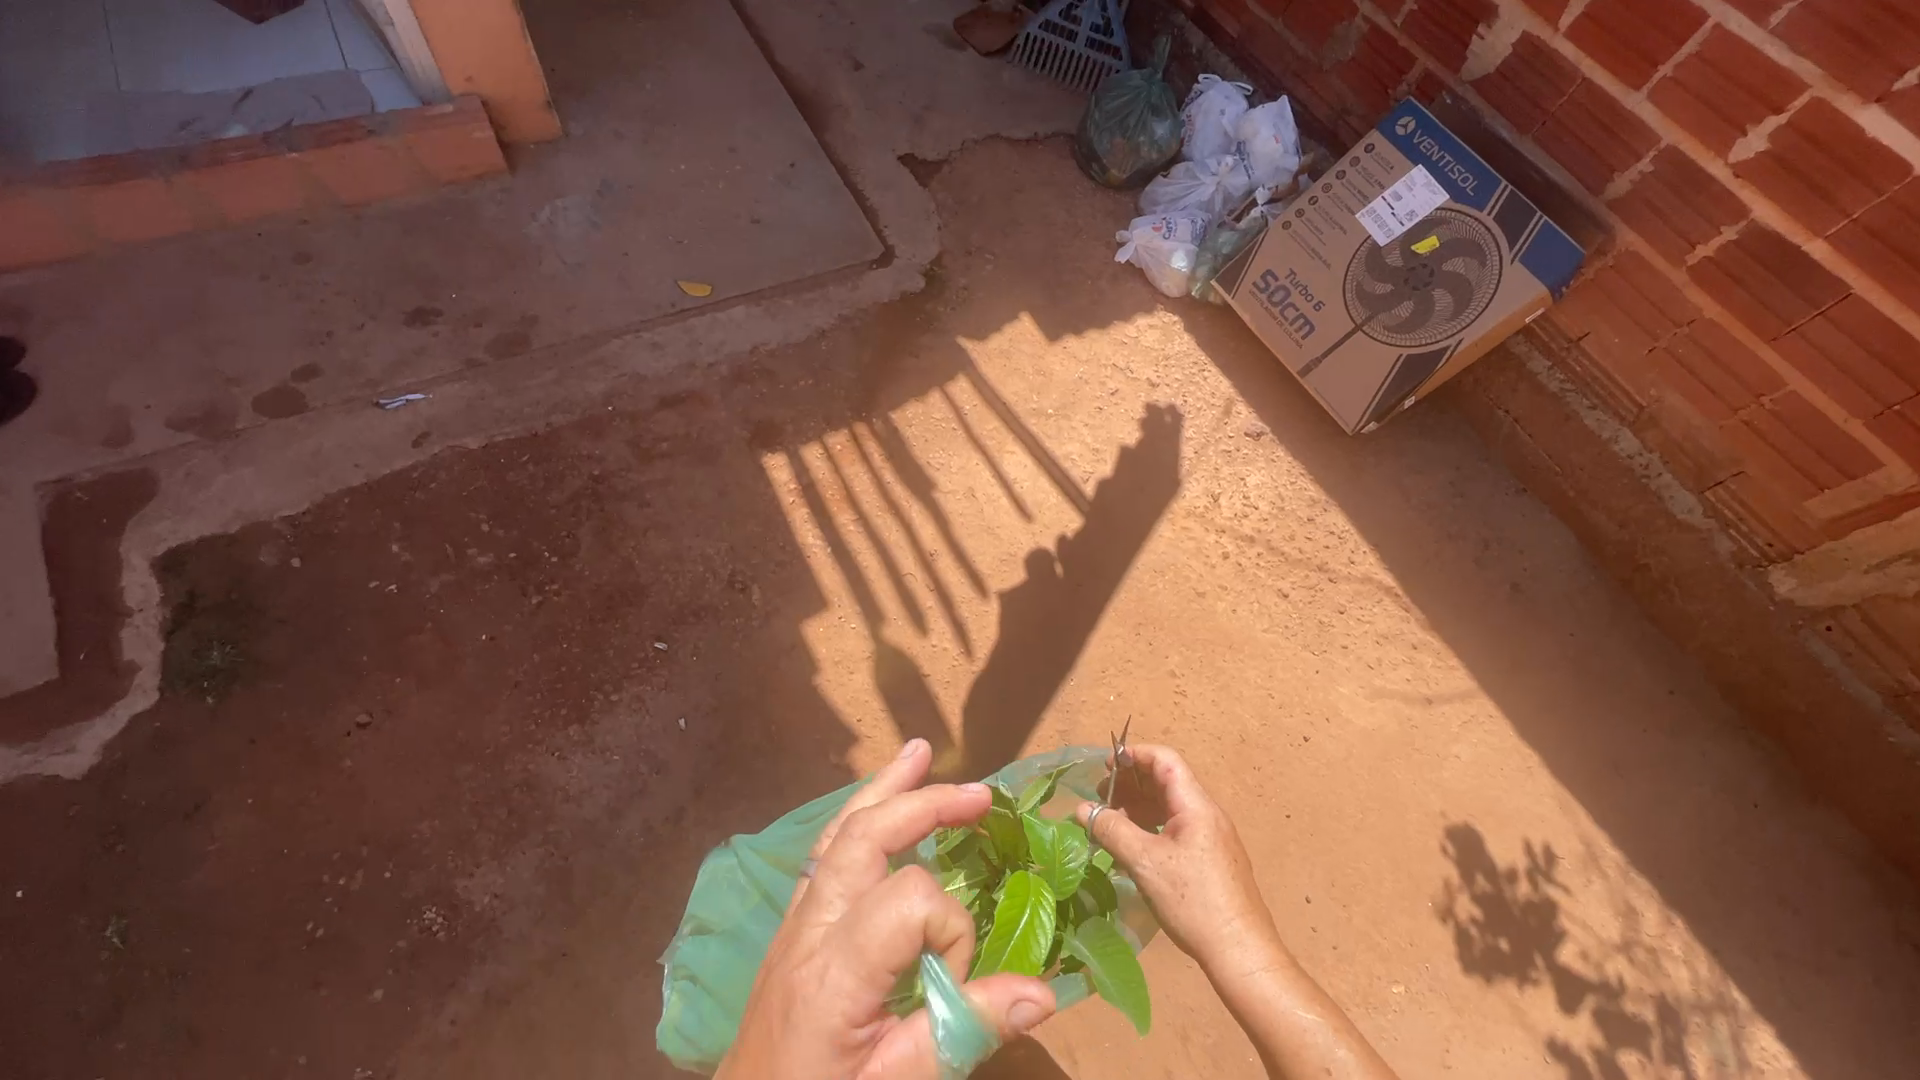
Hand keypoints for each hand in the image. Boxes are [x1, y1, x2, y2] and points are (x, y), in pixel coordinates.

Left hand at [718, 739, 1057, 1079]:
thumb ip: (964, 1032)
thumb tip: (1042, 993)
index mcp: (834, 970)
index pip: (908, 899)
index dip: (952, 928)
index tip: (958, 978)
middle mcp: (810, 928)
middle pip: (864, 836)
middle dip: (924, 806)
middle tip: (979, 794)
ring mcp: (796, 921)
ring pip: (836, 833)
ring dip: (883, 790)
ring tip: (918, 754)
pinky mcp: (794, 926)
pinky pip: (825, 854)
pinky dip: (859, 818)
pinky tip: (878, 806)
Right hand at [1076, 744, 1278, 976]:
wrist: (1240, 951)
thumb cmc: (1193, 901)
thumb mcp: (1144, 863)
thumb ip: (1111, 830)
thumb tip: (1082, 810)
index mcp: (1196, 806)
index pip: (1165, 760)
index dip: (1134, 755)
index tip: (1105, 766)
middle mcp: (1207, 815)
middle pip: (1167, 782)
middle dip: (1131, 782)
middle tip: (1101, 796)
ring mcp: (1212, 838)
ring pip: (1171, 807)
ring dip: (1139, 806)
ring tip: (1111, 821)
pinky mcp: (1211, 860)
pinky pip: (1176, 829)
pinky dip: (1151, 827)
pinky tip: (1133, 846)